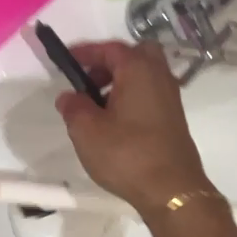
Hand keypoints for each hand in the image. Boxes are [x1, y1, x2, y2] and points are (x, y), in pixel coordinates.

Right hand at [53, 41, 214, 214]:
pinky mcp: (171, 116)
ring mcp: (169, 96)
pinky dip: (129, 96)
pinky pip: (148, 93)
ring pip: (143, 74)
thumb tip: (68, 96)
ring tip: (95, 105)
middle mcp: (159, 76)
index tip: (65, 59)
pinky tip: (112, 120)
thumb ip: (74, 108)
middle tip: (87, 81)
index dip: (86, 52)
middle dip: (109, 62)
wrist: (169, 187)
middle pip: (135, 54)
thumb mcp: (86, 131)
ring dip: (119, 81)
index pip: (110, 49)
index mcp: (138, 71)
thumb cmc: (125, 153)